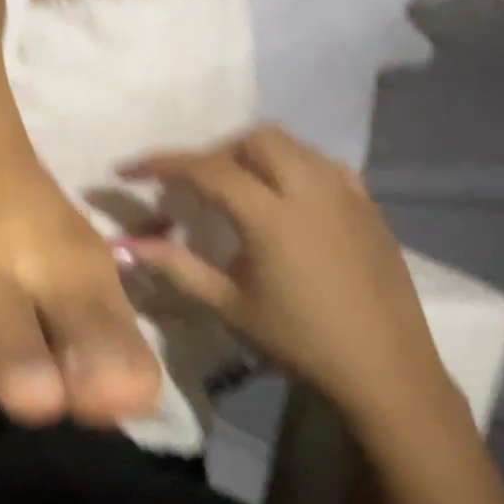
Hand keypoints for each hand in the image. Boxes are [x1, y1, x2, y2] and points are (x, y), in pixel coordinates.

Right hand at [122, 125, 449, 418]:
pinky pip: (322, 165)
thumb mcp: (225, 302)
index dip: (162, 164)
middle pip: (257, 140)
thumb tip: (122, 245)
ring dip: (251, 157)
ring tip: (227, 191)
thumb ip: (174, 265)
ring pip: (294, 146)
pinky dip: (288, 168)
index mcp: (273, 217)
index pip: (208, 170)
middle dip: (213, 153)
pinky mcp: (368, 206)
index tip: (127, 171)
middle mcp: (313, 192)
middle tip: (185, 184)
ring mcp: (347, 195)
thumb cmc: (295, 337)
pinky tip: (275, 202)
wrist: (381, 362)